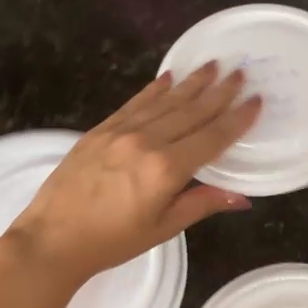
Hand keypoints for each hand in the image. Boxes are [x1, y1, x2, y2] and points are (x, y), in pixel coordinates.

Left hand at [0, 62, 260, 285]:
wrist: (52, 240)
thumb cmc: (112, 242)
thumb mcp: (163, 228)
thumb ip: (201, 204)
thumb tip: (242, 197)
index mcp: (166, 169)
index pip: (212, 137)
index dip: (237, 119)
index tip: (256, 100)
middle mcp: (146, 142)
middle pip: (191, 112)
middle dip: (219, 92)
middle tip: (240, 73)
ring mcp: (121, 132)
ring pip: (165, 102)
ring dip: (191, 83)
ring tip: (212, 66)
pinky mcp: (100, 131)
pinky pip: (134, 104)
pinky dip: (154, 90)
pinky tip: (168, 77)